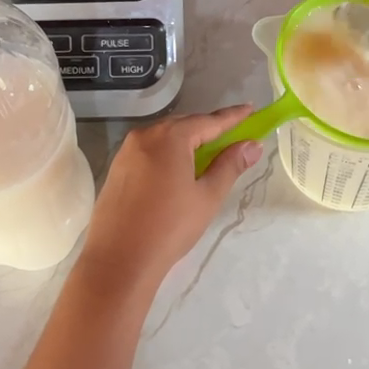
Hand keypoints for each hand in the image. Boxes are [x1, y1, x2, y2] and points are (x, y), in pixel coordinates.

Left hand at [78, 105, 263, 292]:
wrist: (118, 260)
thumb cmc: (169, 227)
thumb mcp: (207, 197)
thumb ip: (230, 166)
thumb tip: (252, 145)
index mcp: (170, 137)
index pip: (209, 121)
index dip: (232, 117)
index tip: (251, 108)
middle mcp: (146, 135)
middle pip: (184, 125)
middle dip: (209, 129)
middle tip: (232, 135)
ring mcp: (127, 151)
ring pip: (165, 137)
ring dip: (187, 141)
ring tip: (208, 152)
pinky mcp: (117, 168)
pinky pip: (149, 150)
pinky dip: (168, 153)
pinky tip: (177, 169)